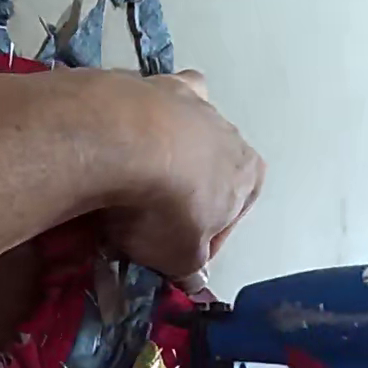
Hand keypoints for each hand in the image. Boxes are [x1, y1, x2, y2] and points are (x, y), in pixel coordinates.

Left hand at [92, 70, 264, 281]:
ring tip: (124, 185)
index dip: (197, 244)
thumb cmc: (166, 209)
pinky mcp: (152, 83)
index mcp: (249, 176)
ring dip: (159, 161)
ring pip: (179, 137)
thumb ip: (191, 269)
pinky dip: (137, 120)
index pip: (228, 220)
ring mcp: (191, 103)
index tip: (168, 257)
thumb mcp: (180, 257)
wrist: (128, 144)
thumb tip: (194, 284)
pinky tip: (119, 137)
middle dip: (178, 199)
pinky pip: (149, 104)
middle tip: (141, 224)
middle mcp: (228, 134)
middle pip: (203, 175)